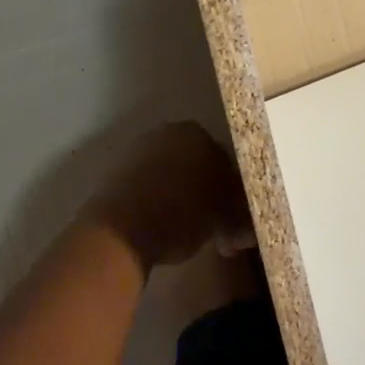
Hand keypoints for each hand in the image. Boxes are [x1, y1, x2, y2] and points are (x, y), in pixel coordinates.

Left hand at [80, 122, 252, 268]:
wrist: (120, 229)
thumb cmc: (180, 213)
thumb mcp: (222, 216)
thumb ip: (239, 213)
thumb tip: (247, 225)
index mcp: (197, 132)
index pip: (225, 159)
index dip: (232, 192)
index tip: (233, 217)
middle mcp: (168, 132)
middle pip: (196, 164)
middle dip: (206, 193)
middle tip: (214, 228)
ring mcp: (139, 149)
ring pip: (172, 175)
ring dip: (181, 198)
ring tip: (187, 233)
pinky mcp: (117, 173)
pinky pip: (149, 186)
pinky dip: (158, 202)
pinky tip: (161, 227)